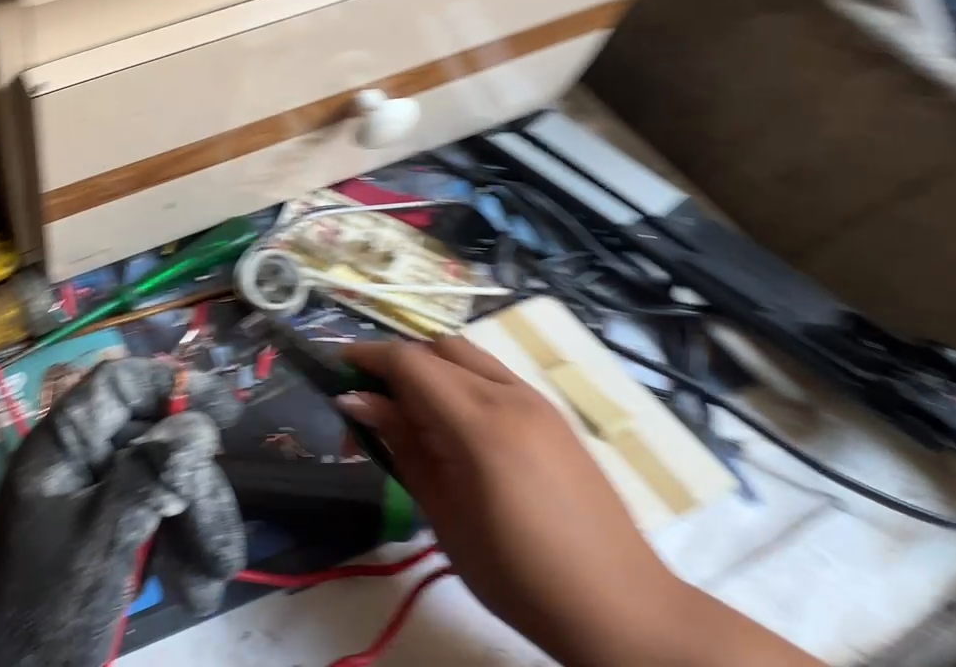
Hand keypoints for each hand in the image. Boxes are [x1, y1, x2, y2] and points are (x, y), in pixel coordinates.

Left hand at [0, 358, 245, 666]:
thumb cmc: (47, 602)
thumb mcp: (100, 539)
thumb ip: (146, 479)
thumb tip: (195, 425)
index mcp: (65, 445)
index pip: (117, 384)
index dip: (170, 385)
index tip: (226, 411)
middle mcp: (84, 461)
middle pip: (156, 442)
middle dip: (196, 491)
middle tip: (220, 547)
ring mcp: (101, 497)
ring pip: (168, 484)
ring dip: (198, 528)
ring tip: (207, 579)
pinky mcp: (116, 532)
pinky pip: (162, 520)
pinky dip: (184, 551)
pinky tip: (194, 590)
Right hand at [338, 337, 816, 666]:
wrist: (621, 608)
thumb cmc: (517, 574)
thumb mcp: (443, 513)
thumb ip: (402, 445)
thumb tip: (356, 400)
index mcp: (480, 424)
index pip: (409, 361)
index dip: (366, 357)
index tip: (335, 369)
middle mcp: (511, 397)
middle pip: (438, 347)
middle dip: (396, 359)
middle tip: (368, 396)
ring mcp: (539, 402)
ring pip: (468, 355)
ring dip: (429, 365)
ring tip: (407, 407)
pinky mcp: (555, 417)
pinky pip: (494, 375)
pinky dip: (460, 378)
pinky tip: (451, 422)